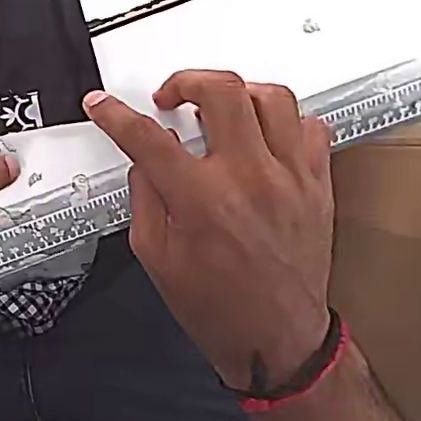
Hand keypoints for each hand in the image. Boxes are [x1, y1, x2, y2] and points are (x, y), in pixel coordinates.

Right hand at [83, 71, 333, 390]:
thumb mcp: (155, 256)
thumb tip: (144, 162)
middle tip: (171, 96)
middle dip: (185, 81)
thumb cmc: (219, 307)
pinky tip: (264, 133)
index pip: (146, 137)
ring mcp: (289, 178)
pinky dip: (284, 120)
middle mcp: (248, 179)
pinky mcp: (317, 186)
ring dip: (237, 92)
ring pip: (272, 97)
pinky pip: (311, 127)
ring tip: (219, 107)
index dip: (115, 114)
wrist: (278, 339)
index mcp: (200, 200)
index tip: (103, 105)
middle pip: (220, 91)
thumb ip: (144, 198)